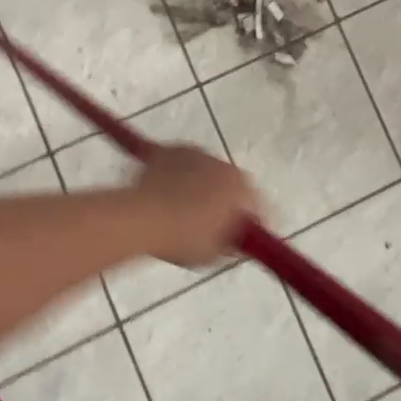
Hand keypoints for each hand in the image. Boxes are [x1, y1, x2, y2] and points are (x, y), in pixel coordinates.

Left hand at [132, 145, 260, 267]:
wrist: (142, 215)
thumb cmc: (184, 237)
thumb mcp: (217, 252)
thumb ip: (231, 241)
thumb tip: (231, 238)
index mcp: (241, 187)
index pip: (259, 206)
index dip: (253, 224)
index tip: (245, 240)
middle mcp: (221, 162)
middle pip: (232, 184)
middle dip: (228, 201)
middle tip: (216, 224)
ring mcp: (192, 152)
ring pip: (206, 170)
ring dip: (204, 184)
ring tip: (188, 208)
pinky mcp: (166, 149)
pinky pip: (181, 163)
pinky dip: (180, 174)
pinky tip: (170, 192)